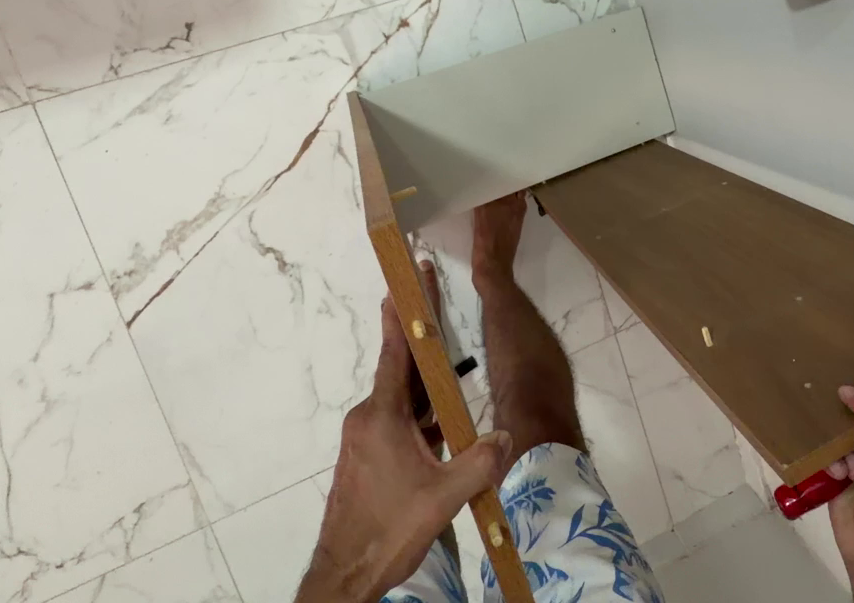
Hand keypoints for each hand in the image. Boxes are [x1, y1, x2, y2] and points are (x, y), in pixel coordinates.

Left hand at [297, 292, 511, 602]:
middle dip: (423, 342)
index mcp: (381, 416)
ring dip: (427, 386)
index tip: (407, 281)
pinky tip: (445, 426)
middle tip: (441, 309)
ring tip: (453, 372)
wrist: (344, 577)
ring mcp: (366, 439)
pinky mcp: (369, 458)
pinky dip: (422, 415)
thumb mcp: (442, 497)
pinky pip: (400, 423)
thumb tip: (509, 436)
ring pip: (403, 400)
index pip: (396, 353)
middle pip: (402, 370)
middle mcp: (369, 418)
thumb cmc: (387, 529)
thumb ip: (479, 463)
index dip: (404, 315)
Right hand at [825, 385, 853, 602]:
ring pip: (841, 433)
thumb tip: (847, 389)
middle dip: (850, 422)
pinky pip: (827, 453)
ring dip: (839, 446)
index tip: (852, 381)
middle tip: (844, 429)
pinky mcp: (841, 476)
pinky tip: (836, 475)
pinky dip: (829, 460)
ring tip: (846, 467)